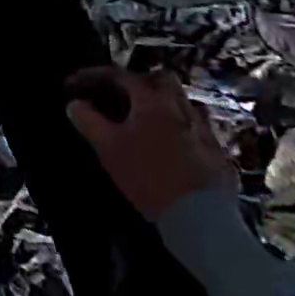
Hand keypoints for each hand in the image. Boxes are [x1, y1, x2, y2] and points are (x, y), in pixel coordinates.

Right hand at [65, 67, 237, 220]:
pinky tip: (169, 148)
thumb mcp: (106, 146)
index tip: (75, 84)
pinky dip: (179, 130)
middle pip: (162, 80)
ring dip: (163, 105)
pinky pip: (197, 131)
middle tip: (119, 94)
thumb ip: (87, 120)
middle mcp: (182, 110)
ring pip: (184, 104)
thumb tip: (76, 104)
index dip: (93, 75)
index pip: (120, 76)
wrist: (201, 220)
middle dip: (138, 81)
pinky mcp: (220, 156)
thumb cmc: (147, 176)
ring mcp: (206, 132)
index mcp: (153, 102)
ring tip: (144, 120)